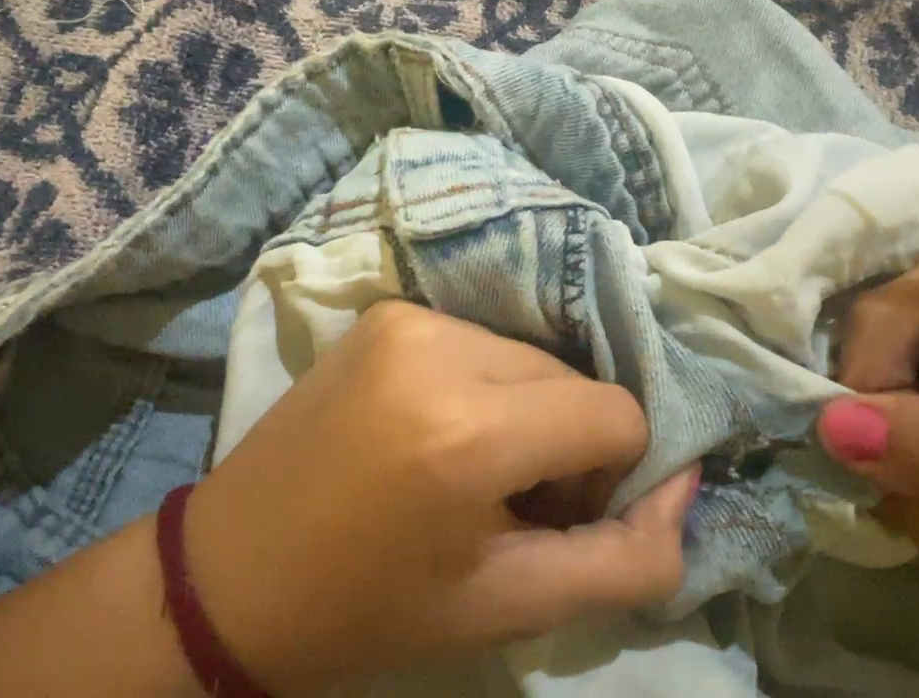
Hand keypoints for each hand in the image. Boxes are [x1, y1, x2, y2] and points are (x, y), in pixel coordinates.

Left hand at [185, 300, 697, 693]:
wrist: (233, 572)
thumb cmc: (371, 606)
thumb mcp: (510, 606)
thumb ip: (627, 557)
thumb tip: (685, 482)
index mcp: (469, 429)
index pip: (616, 414)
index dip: (607, 477)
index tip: (553, 519)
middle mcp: (439, 347)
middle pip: (571, 379)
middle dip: (565, 443)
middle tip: (505, 504)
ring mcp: (406, 318)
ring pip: (528, 357)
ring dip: (523, 412)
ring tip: (464, 471)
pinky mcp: (384, 311)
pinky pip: (477, 341)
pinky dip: (479, 385)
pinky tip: (429, 433)